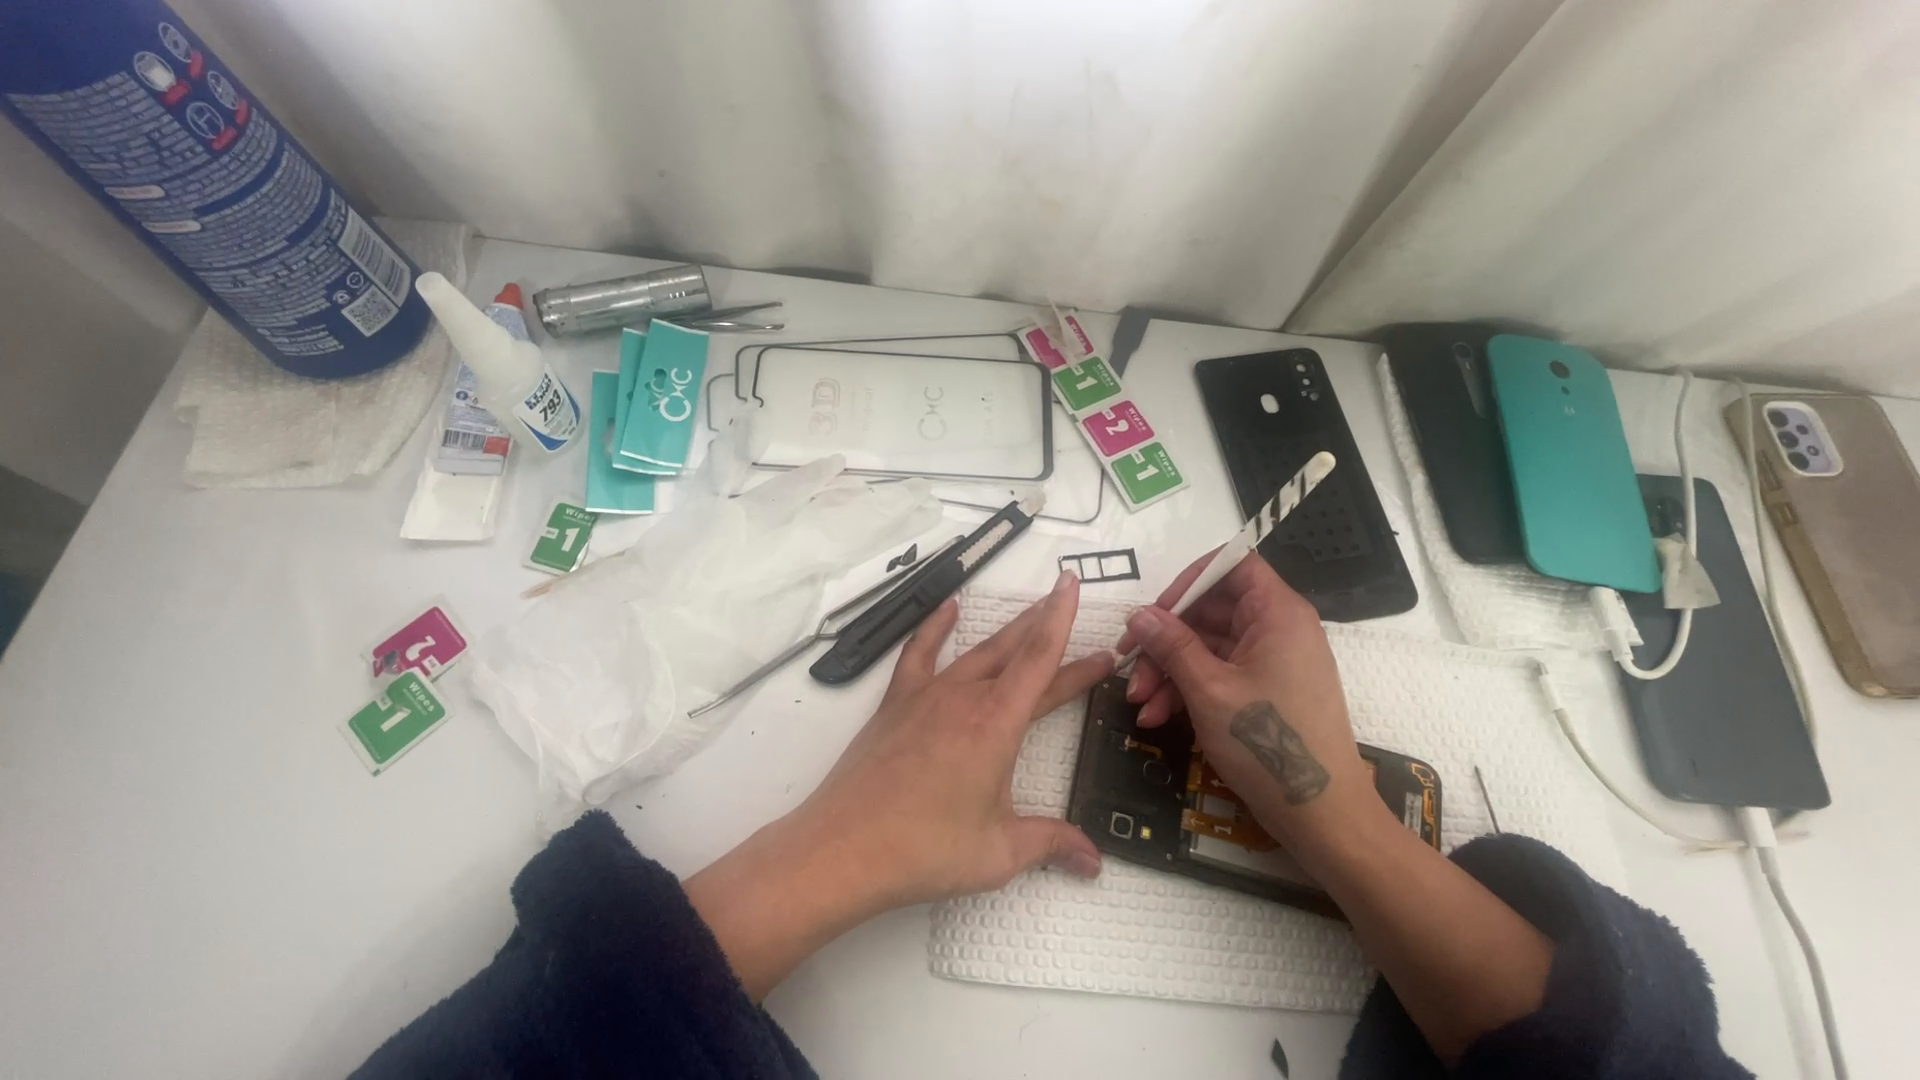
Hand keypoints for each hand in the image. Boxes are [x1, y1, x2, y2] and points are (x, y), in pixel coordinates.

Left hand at [800, 571, 1113, 904]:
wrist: (844, 848)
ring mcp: (926, 695)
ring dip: (1009, 629)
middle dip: (1048, 625)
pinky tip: (948, 608)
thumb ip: (1051, 844)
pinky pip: (918, 653)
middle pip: (1015, 650)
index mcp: (996, 724)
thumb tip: (1095, 859)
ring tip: (1032, 609)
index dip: (1063, 623)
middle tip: (1071, 603)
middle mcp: (964, 697)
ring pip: (977, 651)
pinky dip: (935, 627)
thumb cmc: (925, 850)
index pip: (1040, 660)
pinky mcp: (895, 704)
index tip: (1074, 587)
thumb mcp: (999, 852)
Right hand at [1120, 554, 1559, 1064]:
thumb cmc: (1270, 743)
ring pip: (1209, 646)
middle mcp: (1278, 628)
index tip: (1153, 610)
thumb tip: (1138, 614)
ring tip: (1140, 706)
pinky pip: (1220, 673)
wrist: (1323, 815)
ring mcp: (1273, 661)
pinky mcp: (1267, 691)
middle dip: (1166, 640)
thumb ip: (1171, 645)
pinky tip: (1159, 717)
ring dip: (1169, 671)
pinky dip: (1188, 690)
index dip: (1189, 579)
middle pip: (1211, 610)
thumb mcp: (1208, 689)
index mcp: (1278, 613)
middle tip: (1130, 667)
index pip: (1231, 565)